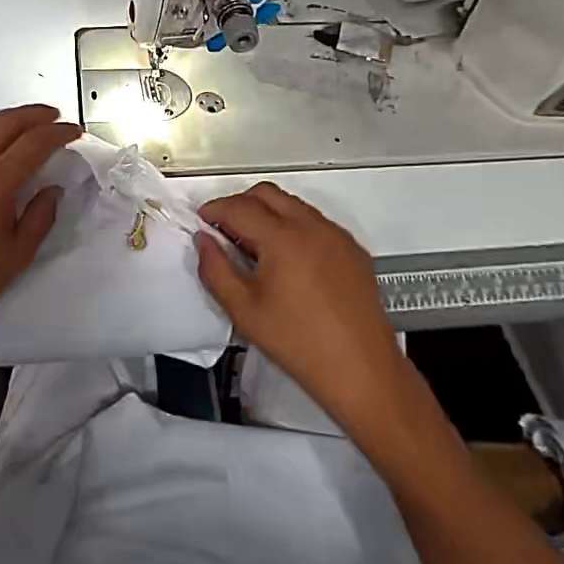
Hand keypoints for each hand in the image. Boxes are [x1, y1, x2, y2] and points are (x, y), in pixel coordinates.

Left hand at [0, 105, 80, 377]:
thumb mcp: (16, 255)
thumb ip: (40, 218)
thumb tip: (52, 192)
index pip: (35, 143)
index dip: (59, 133)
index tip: (74, 131)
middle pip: (7, 123)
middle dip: (35, 115)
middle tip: (55, 116)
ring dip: (6, 116)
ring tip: (24, 119)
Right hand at [195, 183, 410, 427]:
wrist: (360, 370)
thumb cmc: (300, 344)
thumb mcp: (243, 310)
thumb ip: (215, 269)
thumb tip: (204, 241)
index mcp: (283, 239)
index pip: (239, 207)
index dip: (214, 210)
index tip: (202, 220)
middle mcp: (313, 227)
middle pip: (267, 193)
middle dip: (239, 203)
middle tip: (223, 228)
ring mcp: (337, 236)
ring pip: (293, 204)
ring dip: (267, 212)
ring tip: (253, 245)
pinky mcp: (353, 250)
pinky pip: (316, 222)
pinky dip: (293, 225)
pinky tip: (286, 258)